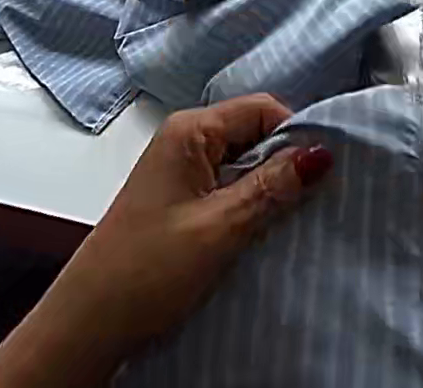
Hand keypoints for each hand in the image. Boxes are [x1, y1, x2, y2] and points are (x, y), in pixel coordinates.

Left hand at [0, 94, 331, 387]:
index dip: (295, 134)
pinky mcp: (182, 194)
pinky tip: (268, 228)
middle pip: (252, 131)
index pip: (259, 108)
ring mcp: (182, 166)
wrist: (94, 314)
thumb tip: (321, 151)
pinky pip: (227, 182)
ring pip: (242, 160)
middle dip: (286, 161)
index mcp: (190, 130)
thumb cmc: (150, 266)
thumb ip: (270, 187)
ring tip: (300, 218)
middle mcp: (185, 137)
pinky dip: (251, 200)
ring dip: (270, 185)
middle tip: (321, 201)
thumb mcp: (220, 227)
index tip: (328, 172)